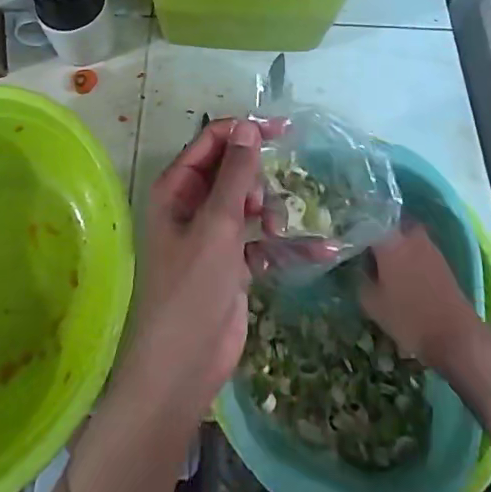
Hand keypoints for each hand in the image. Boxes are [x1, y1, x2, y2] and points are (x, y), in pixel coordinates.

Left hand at [122, 118, 266, 416]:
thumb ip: (235, 175)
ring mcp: (213, 234)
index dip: (244, 131)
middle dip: (257, 179)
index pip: (212, 141)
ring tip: (276, 233)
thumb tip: (248, 126)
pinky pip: (261, 238)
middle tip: (265, 203)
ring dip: (270, 211)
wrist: (185, 365)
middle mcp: (192, 204)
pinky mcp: (232, 262)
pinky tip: (314, 250)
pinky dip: (281, 243)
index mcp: (176, 188)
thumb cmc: (192, 288)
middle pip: (232, 170)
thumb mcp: (217, 225)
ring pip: (249, 203)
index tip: (284, 130)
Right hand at [358, 223, 482, 364]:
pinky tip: (397, 269)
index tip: (342, 232)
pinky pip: (415, 246)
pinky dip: (405, 252)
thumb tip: (356, 264)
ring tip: (376, 258)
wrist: (455, 335)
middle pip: (386, 223)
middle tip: (360, 244)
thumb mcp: (371, 302)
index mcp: (390, 239)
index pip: (365, 219)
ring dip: (391, 241)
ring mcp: (428, 245)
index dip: (352, 224)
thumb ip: (359, 277)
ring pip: (402, 233)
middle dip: (373, 230)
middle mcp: (410, 234)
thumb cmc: (408, 317)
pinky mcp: (440, 259)